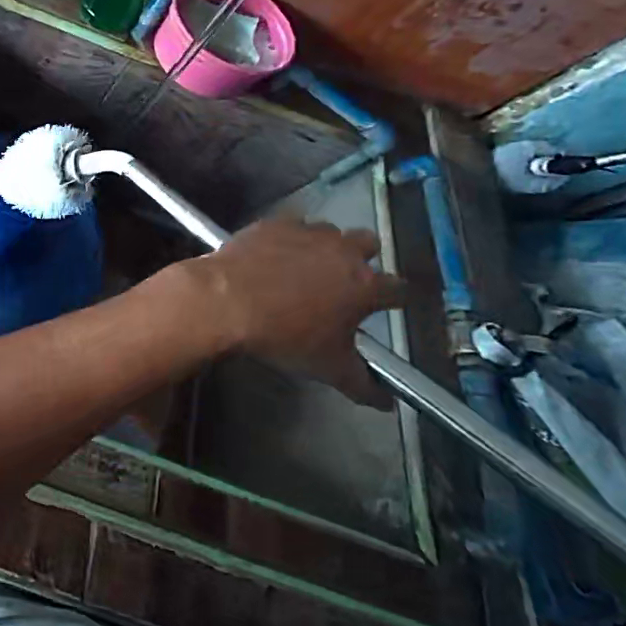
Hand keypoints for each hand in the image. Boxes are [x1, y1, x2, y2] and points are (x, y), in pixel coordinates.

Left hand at [176, 218, 403, 408]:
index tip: (388, 305)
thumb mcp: (327, 368)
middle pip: (368, 244)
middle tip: (344, 281)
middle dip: (362, 260)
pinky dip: (287, 238)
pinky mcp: (273, 223)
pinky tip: (273, 254)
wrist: (225, 301)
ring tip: (305, 267)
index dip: (396, 299)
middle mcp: (341, 250)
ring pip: (328, 231)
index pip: (399, 289)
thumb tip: (385, 402)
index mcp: (364, 285)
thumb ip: (362, 384)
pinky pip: (290, 225)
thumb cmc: (283, 336)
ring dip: (324, 246)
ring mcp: (306, 232)